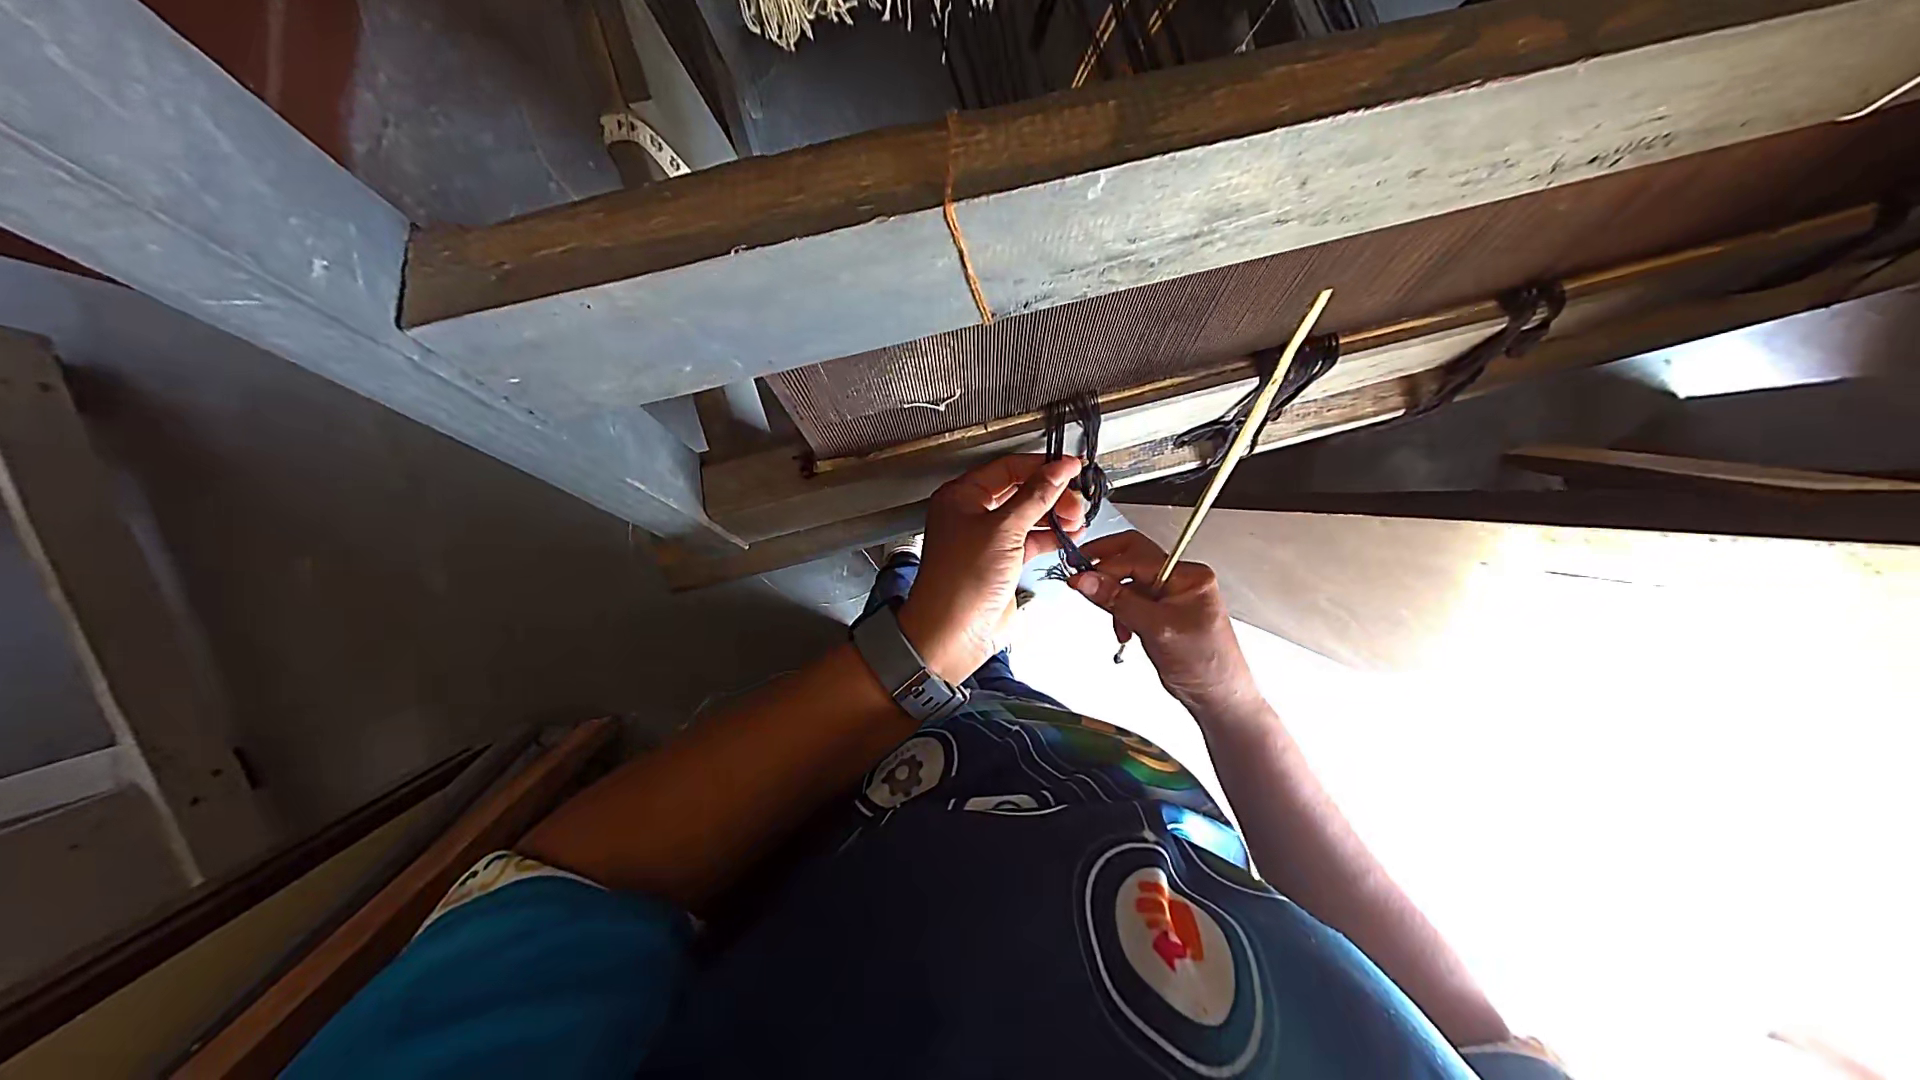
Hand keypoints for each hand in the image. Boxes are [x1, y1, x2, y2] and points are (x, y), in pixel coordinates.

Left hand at [897, 455, 1088, 682]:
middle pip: (1020, 491)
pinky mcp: (1000, 562)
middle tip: (1074, 502)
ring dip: (1054, 516)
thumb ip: (1036, 496)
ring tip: (1075, 520)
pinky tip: (1068, 537)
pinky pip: (1029, 540)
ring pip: (1027, 516)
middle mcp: (971, 515)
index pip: (1008, 468)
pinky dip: (1049, 537)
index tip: (1071, 468)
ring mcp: (987, 540)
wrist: (952, 633)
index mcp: (961, 496)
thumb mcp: (1004, 530)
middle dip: (1051, 494)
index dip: (1041, 466)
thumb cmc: (959, 583)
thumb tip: (1058, 470)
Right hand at [1067, 530, 1262, 717]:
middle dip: (1107, 572)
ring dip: (1116, 601)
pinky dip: (1123, 614)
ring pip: (1130, 584)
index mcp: (1188, 576)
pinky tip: (1125, 630)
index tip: (1079, 576)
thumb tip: (1088, 580)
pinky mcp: (1163, 612)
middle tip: (1080, 577)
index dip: (1105, 566)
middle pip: (1133, 561)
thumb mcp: (1156, 628)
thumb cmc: (1206, 664)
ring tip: (1117, 624)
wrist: (1218, 696)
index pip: (1137, 556)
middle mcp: (1181, 580)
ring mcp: (1172, 596)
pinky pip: (1134, 601)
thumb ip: (1118, 601)